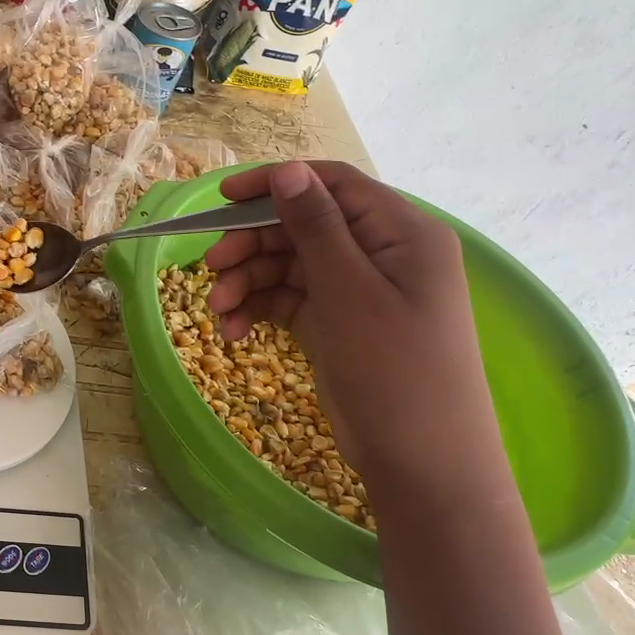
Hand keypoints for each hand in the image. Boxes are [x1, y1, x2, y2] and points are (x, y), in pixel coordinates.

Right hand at [202, 161, 501, 495]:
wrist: (423, 464)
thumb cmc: (394, 369)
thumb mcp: (349, 291)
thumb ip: (315, 226)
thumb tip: (286, 169)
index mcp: (401, 231)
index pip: (331, 185)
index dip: (276, 183)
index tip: (222, 198)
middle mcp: (380, 253)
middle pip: (301, 226)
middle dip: (251, 244)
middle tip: (211, 268)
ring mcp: (358, 290)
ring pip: (288, 264)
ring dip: (247, 281)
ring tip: (217, 312)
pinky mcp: (338, 322)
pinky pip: (289, 299)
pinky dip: (258, 309)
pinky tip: (233, 331)